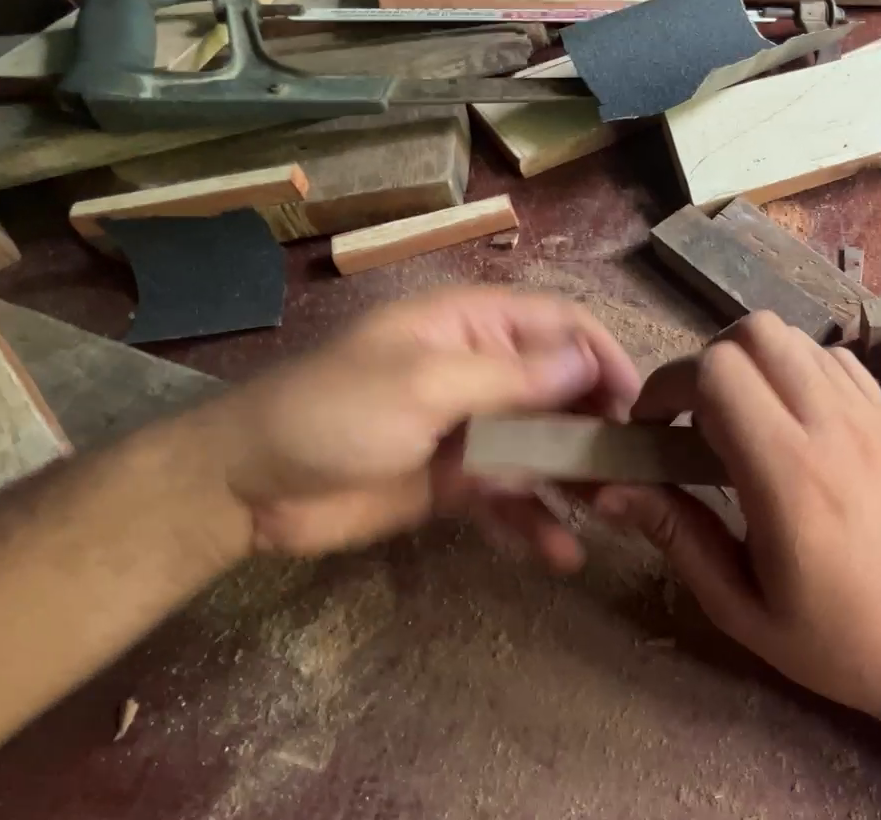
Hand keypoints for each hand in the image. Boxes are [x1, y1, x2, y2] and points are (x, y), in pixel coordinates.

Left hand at [177, 287, 639, 562]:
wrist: (244, 489)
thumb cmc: (332, 411)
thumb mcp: (423, 384)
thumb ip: (510, 378)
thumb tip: (587, 366)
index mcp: (475, 327)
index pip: (562, 327)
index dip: (603, 358)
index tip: (636, 407)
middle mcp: (485, 372)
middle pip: (564, 391)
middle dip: (599, 428)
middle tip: (635, 473)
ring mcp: (475, 430)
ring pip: (547, 448)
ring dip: (579, 480)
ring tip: (613, 516)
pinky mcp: (461, 482)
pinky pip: (513, 499)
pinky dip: (538, 523)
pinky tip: (562, 553)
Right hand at [589, 312, 880, 718]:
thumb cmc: (837, 639)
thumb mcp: (740, 607)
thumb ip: (676, 534)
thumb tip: (609, 488)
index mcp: (788, 476)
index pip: (716, 373)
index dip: (668, 387)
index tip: (652, 429)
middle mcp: (831, 425)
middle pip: (752, 332)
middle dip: (703, 363)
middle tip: (691, 420)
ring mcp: (868, 412)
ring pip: (791, 335)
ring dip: (748, 362)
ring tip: (738, 418)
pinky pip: (830, 356)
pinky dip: (794, 367)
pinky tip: (788, 417)